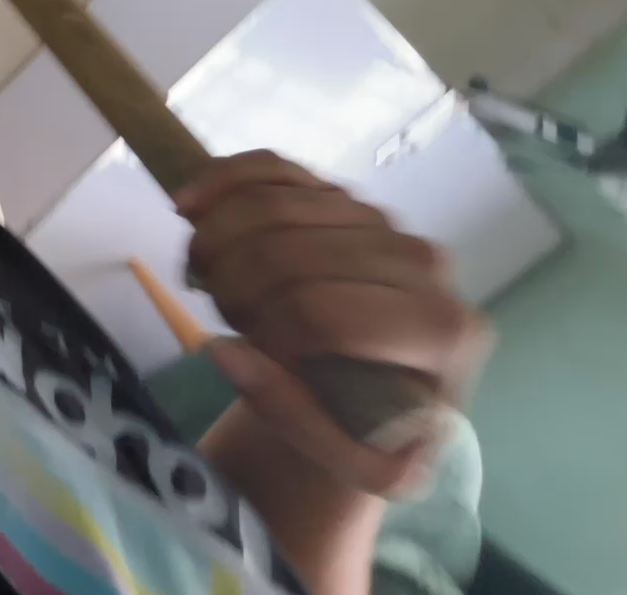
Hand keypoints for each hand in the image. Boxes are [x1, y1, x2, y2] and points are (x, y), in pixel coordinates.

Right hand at [176, 151, 491, 496]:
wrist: (372, 384)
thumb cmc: (363, 422)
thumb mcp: (349, 460)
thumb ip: (293, 417)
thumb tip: (224, 350)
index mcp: (437, 330)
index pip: (320, 309)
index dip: (261, 327)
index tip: (247, 346)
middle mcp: (422, 263)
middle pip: (285, 251)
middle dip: (228, 282)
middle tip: (220, 308)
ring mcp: (378, 219)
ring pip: (267, 204)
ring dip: (213, 240)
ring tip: (213, 274)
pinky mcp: (339, 194)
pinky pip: (270, 166)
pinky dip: (217, 178)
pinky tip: (188, 204)